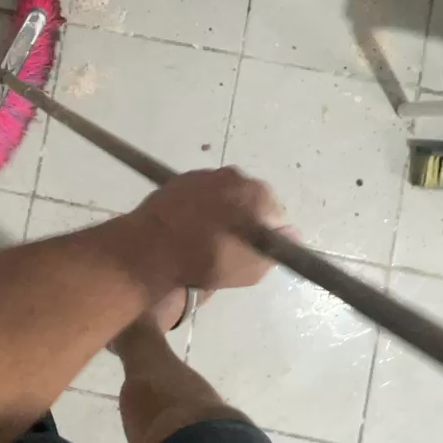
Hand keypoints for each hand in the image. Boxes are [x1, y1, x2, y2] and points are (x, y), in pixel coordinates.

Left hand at [112, 167, 287, 296]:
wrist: (152, 246)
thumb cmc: (207, 259)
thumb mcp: (252, 267)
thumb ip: (279, 249)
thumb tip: (291, 233)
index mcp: (258, 194)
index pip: (275, 215)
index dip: (267, 236)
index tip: (252, 251)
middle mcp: (235, 175)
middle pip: (250, 200)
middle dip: (244, 219)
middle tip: (230, 246)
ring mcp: (205, 174)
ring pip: (224, 195)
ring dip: (221, 211)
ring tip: (206, 237)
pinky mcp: (180, 179)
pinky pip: (200, 193)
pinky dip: (199, 206)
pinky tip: (188, 226)